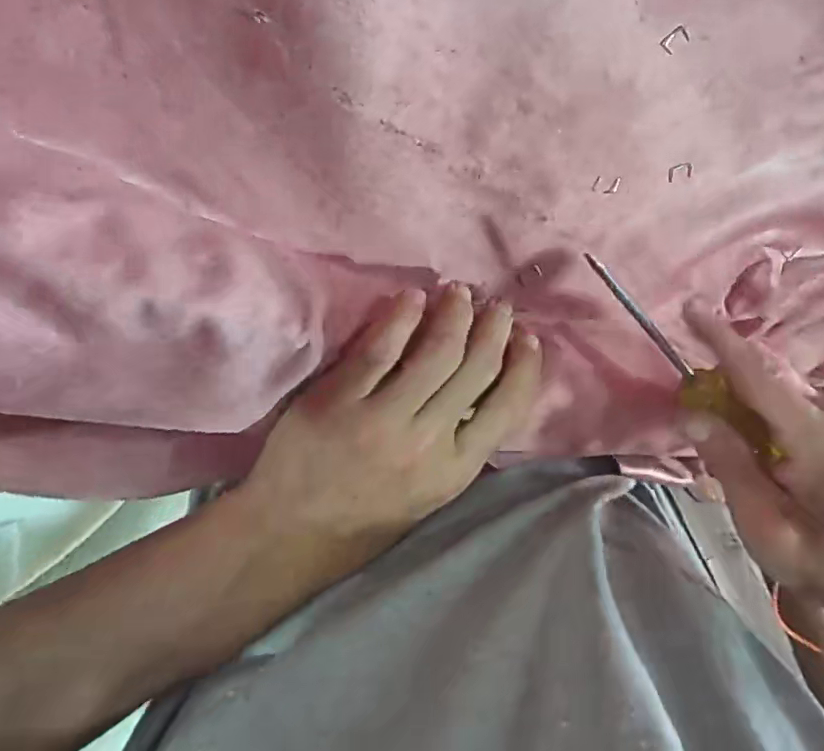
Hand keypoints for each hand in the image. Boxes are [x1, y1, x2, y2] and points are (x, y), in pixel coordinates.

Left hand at [236, 285, 543, 555]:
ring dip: (454, 315)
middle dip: (494, 330)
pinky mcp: (339, 400)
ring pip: (435, 352)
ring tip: (460, 293)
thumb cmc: (372, 508)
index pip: (507, 405)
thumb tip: (494, 380)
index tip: (528, 337)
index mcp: (456, 469)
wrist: (295, 529)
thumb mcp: (434, 488)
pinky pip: (381, 349)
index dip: (524, 365)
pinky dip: (402, 317)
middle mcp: (426, 443)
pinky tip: (414, 297)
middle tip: (499, 306)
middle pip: (475, 368)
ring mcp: (381, 420)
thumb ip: (465, 440)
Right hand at [682, 307, 823, 618]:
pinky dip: (751, 395)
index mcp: (815, 437)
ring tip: (704, 401)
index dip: (721, 339)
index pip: (759, 373)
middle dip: (722, 358)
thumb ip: (729, 464)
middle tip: (684, 376)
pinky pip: (783, 394)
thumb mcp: (764, 525)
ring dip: (735, 380)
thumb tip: (692, 415)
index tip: (689, 309)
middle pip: (766, 369)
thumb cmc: (819, 563)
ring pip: (774, 379)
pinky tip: (736, 419)